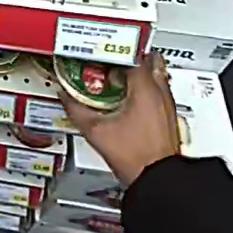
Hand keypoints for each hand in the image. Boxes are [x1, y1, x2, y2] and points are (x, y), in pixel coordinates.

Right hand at [61, 51, 179, 185]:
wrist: (158, 182)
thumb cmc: (136, 157)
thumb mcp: (96, 131)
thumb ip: (77, 109)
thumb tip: (65, 96)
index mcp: (145, 89)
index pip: (133, 54)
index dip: (115, 49)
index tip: (102, 49)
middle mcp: (160, 94)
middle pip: (149, 60)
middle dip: (129, 56)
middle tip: (110, 59)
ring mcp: (166, 106)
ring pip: (155, 75)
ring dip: (137, 72)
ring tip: (116, 76)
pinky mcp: (167, 118)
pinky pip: (157, 92)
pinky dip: (143, 88)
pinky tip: (127, 98)